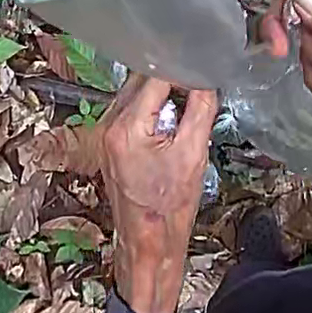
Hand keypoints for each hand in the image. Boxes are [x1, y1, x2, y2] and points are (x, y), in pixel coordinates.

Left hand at [97, 74, 218, 312]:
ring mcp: (105, 131)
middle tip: (199, 84)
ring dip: (162, 92)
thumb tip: (206, 78)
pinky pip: (132, 108)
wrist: (148, 243)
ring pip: (136, 92)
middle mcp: (109, 124)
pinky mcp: (110, 140)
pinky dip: (152, 106)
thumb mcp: (193, 153)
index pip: (155, 77)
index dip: (182, 70)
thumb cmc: (170, 206)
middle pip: (142, 80)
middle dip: (171, 78)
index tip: (203, 69)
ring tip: (188, 101)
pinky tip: (171, 118)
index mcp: (126, 127)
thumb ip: (200, 109)